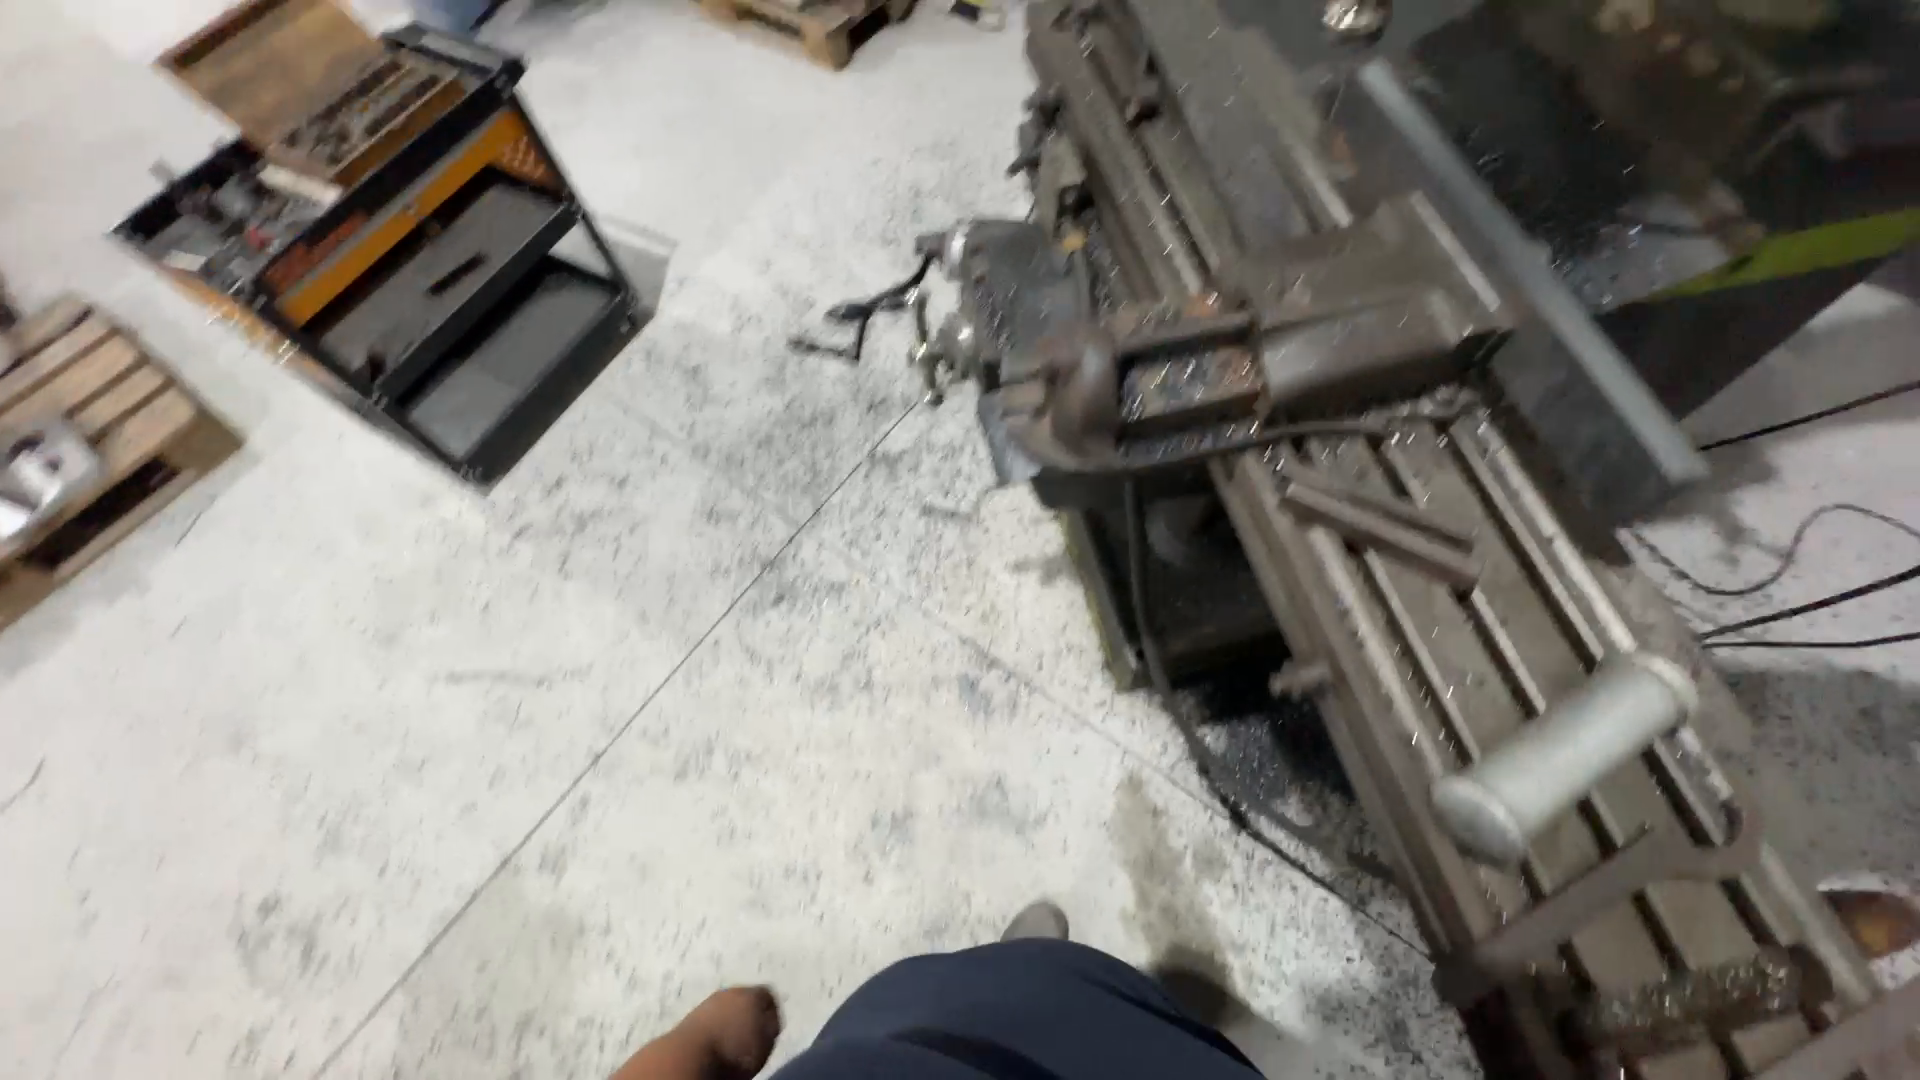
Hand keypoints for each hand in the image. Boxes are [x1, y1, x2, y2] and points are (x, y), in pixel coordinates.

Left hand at [680, 987, 782, 1077]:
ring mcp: (712, 999)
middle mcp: (734, 990)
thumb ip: (772, 1025)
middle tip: (750, 1033)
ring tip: (731, 1039)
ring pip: (728, 1006)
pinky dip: (715, 1025)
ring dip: (731, 1018)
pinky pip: (711, 1016)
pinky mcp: (693, 1013)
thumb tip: (769, 1019)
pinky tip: (715, 1040)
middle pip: (747, 998)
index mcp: (754, 994)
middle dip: (749, 1013)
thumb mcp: (766, 1043)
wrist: (691, 1056)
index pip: (769, 996)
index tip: (769, 1030)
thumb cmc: (734, 1052)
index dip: (771, 1013)